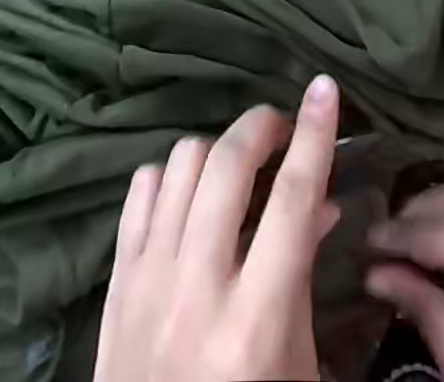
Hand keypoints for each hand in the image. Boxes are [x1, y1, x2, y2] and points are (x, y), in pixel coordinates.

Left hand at [94, 75, 342, 381]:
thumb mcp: (295, 360)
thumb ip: (305, 272)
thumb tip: (324, 199)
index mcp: (255, 319)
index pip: (291, 201)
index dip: (314, 136)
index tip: (325, 88)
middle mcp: (197, 285)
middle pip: (227, 165)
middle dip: (260, 127)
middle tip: (281, 130)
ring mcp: (148, 275)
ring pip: (181, 163)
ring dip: (217, 151)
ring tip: (238, 170)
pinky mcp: (117, 275)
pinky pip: (142, 187)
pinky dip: (171, 175)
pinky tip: (190, 195)